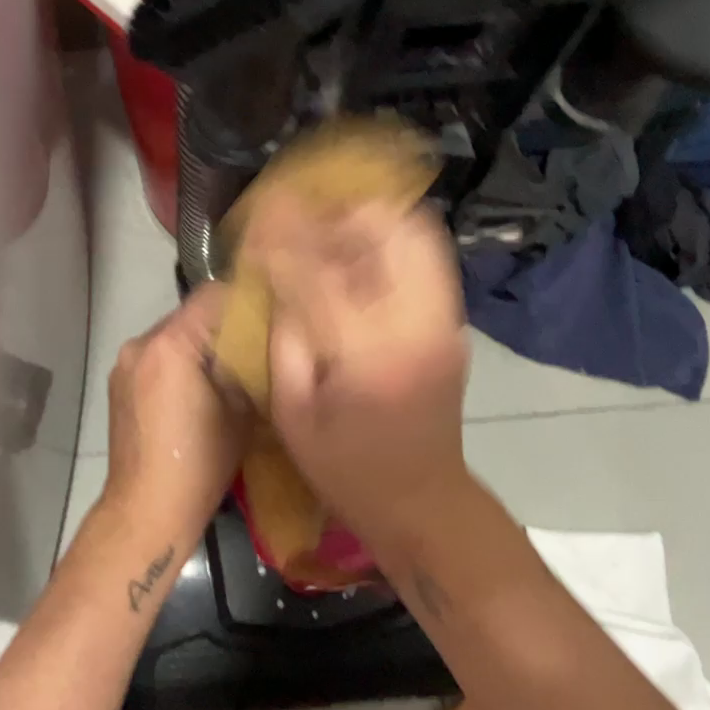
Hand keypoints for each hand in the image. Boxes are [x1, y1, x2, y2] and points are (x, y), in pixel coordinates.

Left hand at [100, 283, 243, 541]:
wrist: (146, 509)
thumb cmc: (200, 463)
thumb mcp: (241, 411)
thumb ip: (248, 364)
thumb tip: (260, 340)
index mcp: (170, 344)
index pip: (212, 295)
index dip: (244, 301)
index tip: (269, 318)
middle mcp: (140, 344)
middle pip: (190, 316)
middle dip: (222, 328)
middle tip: (254, 348)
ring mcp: (124, 364)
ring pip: (173, 337)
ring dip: (199, 348)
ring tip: (227, 374)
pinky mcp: (119, 385)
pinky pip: (157, 359)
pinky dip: (179, 365)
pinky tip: (198, 393)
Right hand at [252, 200, 472, 539]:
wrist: (423, 500)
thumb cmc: (344, 467)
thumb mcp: (291, 410)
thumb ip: (282, 334)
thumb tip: (269, 273)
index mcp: (366, 352)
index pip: (318, 269)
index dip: (283, 236)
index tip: (257, 217)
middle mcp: (414, 323)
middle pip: (384, 230)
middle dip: (336, 210)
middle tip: (299, 211)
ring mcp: (443, 319)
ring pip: (413, 232)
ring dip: (365, 217)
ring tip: (326, 222)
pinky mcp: (452, 321)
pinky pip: (425, 255)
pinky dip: (389, 237)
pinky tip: (355, 248)